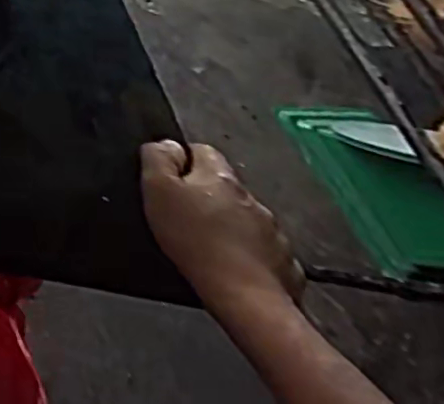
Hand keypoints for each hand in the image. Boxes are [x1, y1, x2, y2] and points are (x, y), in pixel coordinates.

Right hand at [141, 140, 303, 308]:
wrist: (246, 298)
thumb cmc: (193, 239)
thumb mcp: (157, 189)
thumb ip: (157, 158)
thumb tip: (168, 145)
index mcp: (220, 177)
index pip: (201, 149)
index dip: (182, 161)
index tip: (169, 182)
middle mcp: (251, 198)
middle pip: (223, 185)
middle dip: (206, 194)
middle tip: (184, 214)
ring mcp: (274, 232)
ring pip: (243, 215)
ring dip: (228, 222)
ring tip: (209, 243)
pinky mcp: (286, 262)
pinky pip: (262, 247)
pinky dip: (248, 250)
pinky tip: (234, 264)